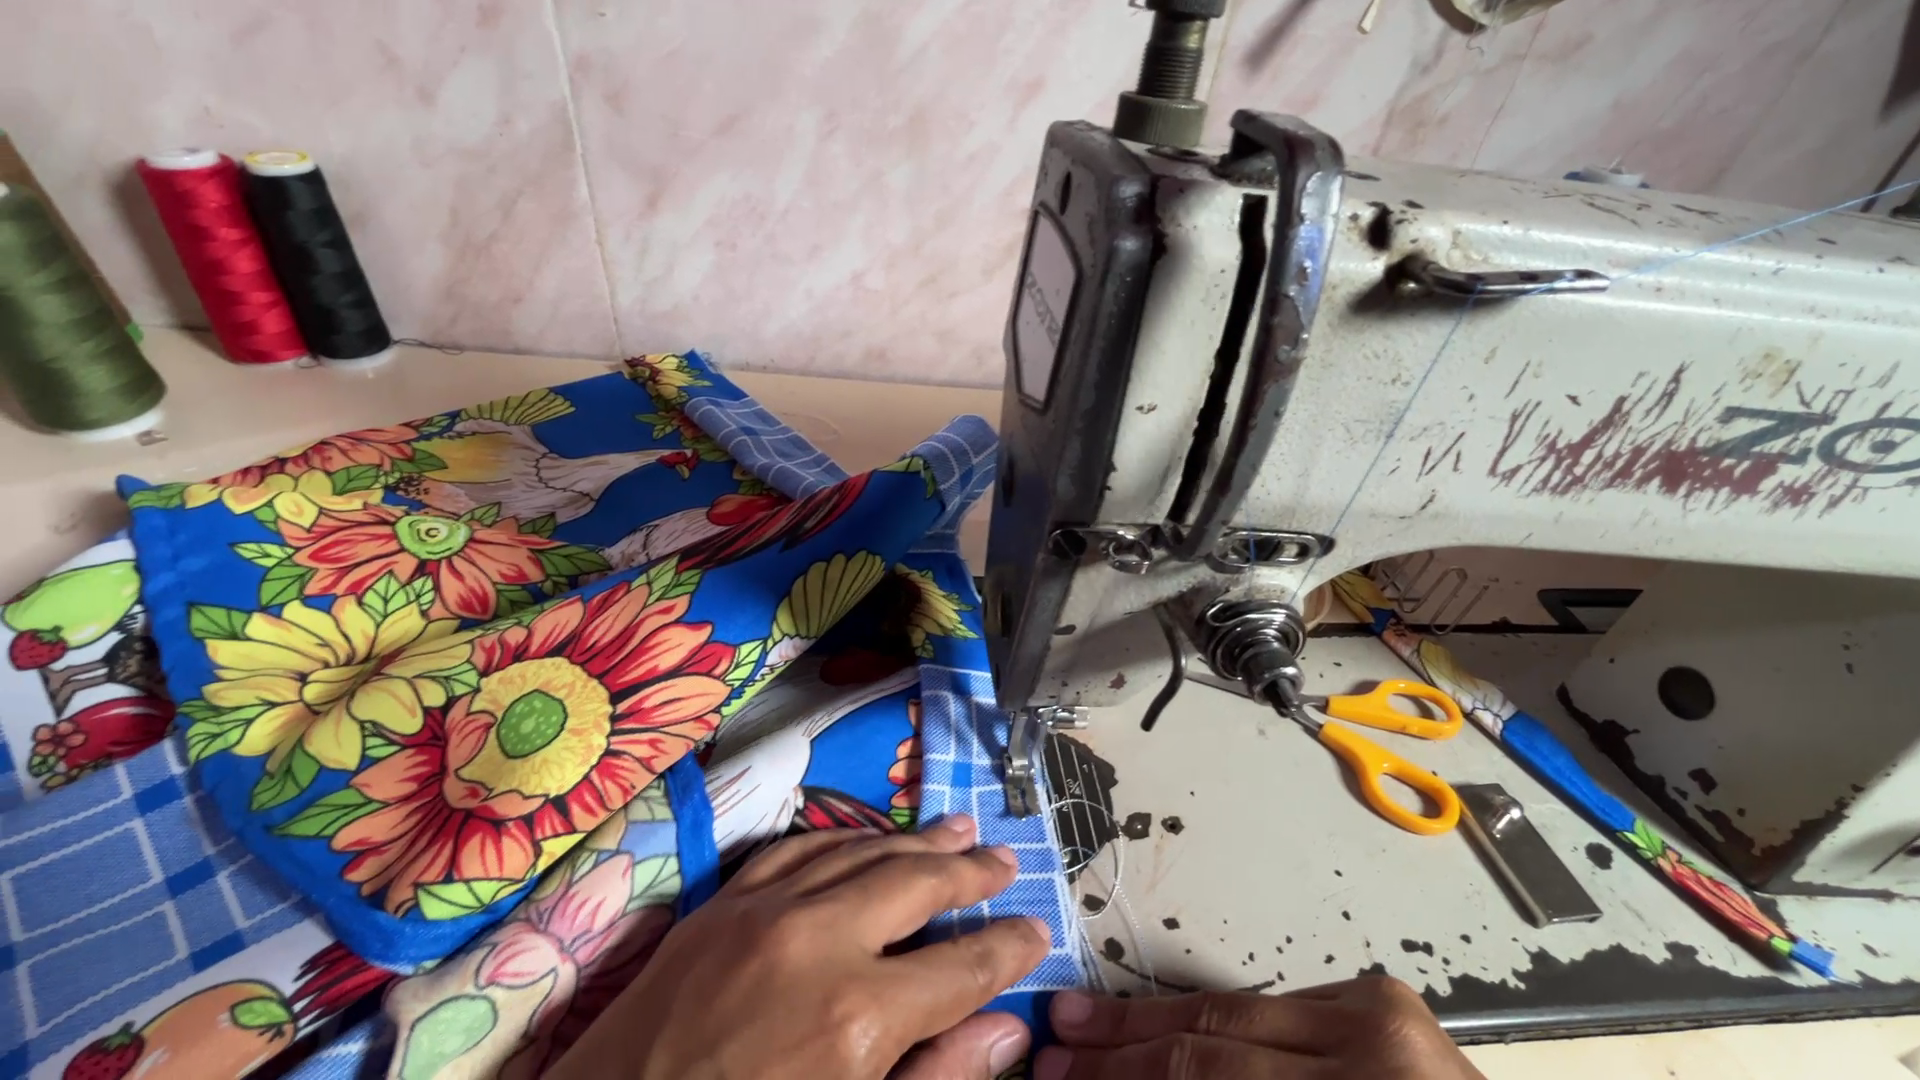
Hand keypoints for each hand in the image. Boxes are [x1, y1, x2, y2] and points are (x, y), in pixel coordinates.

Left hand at [548, 816, 1050, 1079]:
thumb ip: (936, 1078)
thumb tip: (1006, 1028)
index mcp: (856, 1020)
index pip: (961, 967)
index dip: (1007, 948)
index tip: (1034, 933)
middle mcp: (816, 944)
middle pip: (915, 885)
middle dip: (970, 871)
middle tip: (1005, 857)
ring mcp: (761, 913)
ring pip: (861, 851)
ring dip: (915, 839)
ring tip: (958, 826)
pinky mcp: (719, 905)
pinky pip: (797, 849)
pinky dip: (845, 838)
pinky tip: (870, 835)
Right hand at [1034, 977, 1485, 1078]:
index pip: (1205, 1078)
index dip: (1124, 1079)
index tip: (1061, 1078)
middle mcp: (1373, 1052)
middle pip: (1213, 1038)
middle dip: (1122, 1045)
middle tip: (1055, 1045)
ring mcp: (1381, 1013)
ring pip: (1234, 1006)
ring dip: (1153, 1019)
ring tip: (1086, 1021)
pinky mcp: (1382, 995)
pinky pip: (1273, 1004)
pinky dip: (1213, 1019)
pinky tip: (1159, 1023)